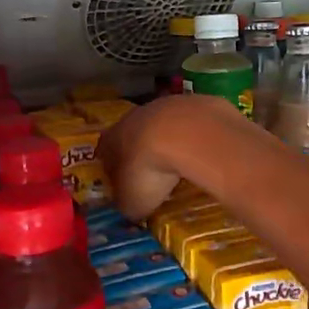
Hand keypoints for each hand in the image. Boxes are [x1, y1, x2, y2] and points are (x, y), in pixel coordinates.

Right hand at [99, 94, 241, 217]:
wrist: (187, 135)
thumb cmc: (149, 171)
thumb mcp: (132, 202)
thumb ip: (127, 203)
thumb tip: (131, 206)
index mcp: (111, 140)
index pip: (105, 153)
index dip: (114, 170)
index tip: (126, 185)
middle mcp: (132, 117)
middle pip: (133, 135)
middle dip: (143, 154)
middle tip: (155, 176)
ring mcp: (164, 106)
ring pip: (163, 126)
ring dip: (170, 142)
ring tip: (183, 165)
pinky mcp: (194, 102)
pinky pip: (190, 123)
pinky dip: (194, 137)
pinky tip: (204, 152)